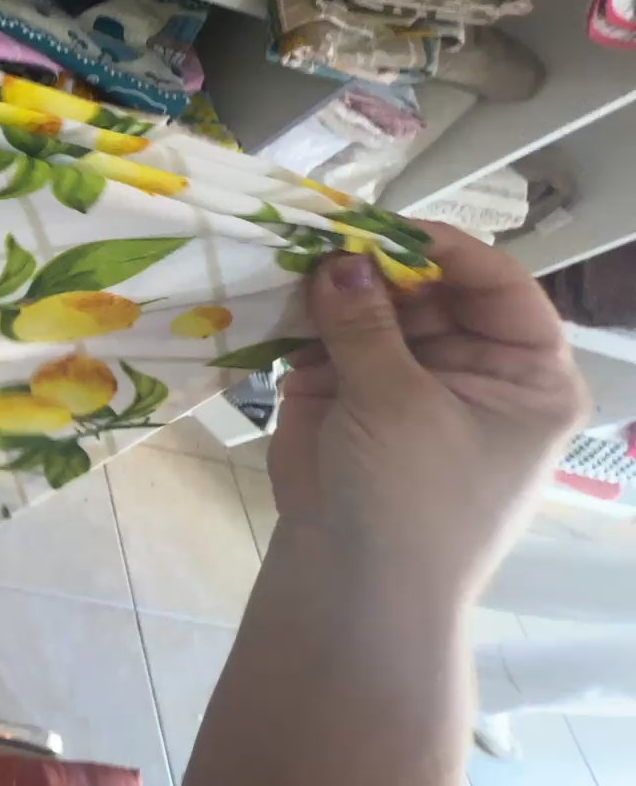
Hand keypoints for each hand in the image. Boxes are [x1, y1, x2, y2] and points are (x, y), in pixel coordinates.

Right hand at [273, 224, 586, 600]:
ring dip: (323, 295)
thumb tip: (337, 257)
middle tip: (309, 243)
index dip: (443, 251)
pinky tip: (269, 311)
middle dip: (368, 270)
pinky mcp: (339, 386)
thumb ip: (365, 326)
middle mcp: (461, 364)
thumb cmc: (413, 491)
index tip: (376, 226)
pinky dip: (293, 324)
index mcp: (519, 372)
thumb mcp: (398, 404)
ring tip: (281, 272)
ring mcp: (395, 374)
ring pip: (361, 311)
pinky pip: (317, 337)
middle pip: (420, 292)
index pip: (495, 288)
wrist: (354, 564)